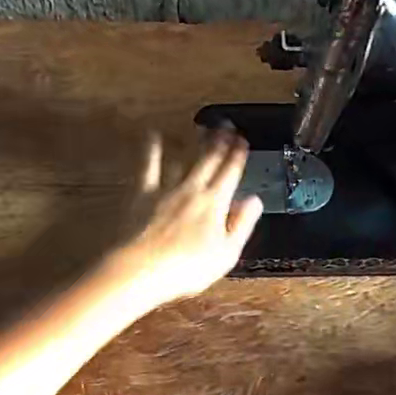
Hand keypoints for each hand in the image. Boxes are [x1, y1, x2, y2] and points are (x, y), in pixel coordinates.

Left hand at [103, 131, 263, 307]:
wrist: (141, 269)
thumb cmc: (185, 268)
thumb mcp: (226, 254)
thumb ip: (242, 224)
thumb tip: (254, 201)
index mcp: (216, 203)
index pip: (232, 171)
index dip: (239, 153)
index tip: (243, 140)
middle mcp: (193, 189)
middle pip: (209, 158)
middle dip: (220, 139)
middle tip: (226, 125)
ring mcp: (166, 188)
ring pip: (184, 157)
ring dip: (193, 141)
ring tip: (200, 127)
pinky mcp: (142, 193)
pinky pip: (148, 165)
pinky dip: (152, 148)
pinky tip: (153, 135)